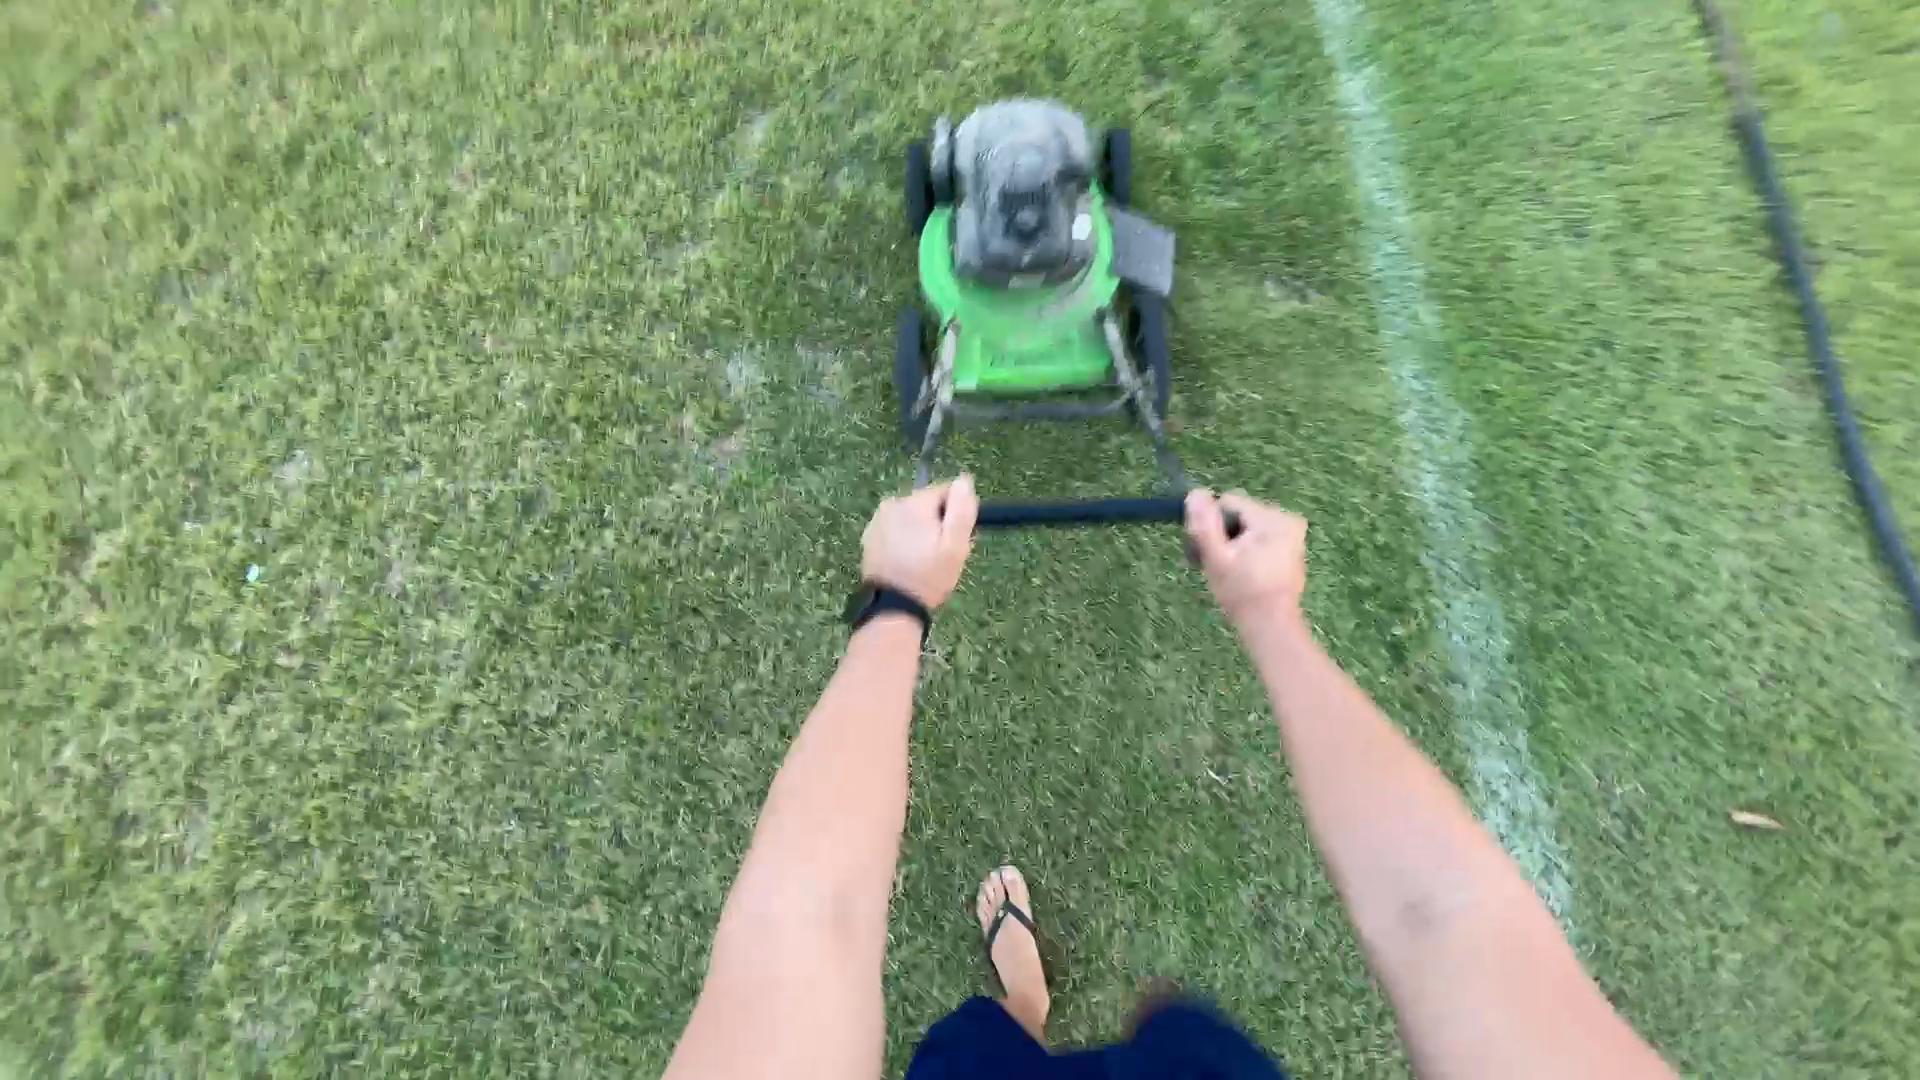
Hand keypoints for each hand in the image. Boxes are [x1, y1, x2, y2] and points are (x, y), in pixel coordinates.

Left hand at [861, 474, 979, 608]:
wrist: (893, 607)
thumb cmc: (929, 576)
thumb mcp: (955, 545)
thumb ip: (962, 510)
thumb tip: (965, 480)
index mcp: (914, 502)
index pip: (946, 491)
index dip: (957, 514)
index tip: (958, 538)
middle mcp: (891, 504)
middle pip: (927, 505)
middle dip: (938, 524)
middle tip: (943, 554)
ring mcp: (876, 521)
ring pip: (911, 518)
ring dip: (921, 532)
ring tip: (925, 561)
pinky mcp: (869, 538)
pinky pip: (895, 530)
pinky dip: (904, 541)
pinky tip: (908, 562)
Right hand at [1185, 489, 1308, 628]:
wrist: (1270, 625)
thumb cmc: (1242, 593)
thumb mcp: (1216, 557)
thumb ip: (1203, 523)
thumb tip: (1195, 493)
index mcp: (1272, 517)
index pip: (1227, 503)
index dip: (1210, 525)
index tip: (1206, 551)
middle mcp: (1287, 519)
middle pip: (1237, 514)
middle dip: (1222, 535)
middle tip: (1215, 564)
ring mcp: (1292, 534)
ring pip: (1245, 526)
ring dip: (1232, 544)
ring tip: (1229, 570)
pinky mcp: (1291, 547)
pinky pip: (1258, 537)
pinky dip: (1246, 550)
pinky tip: (1243, 572)